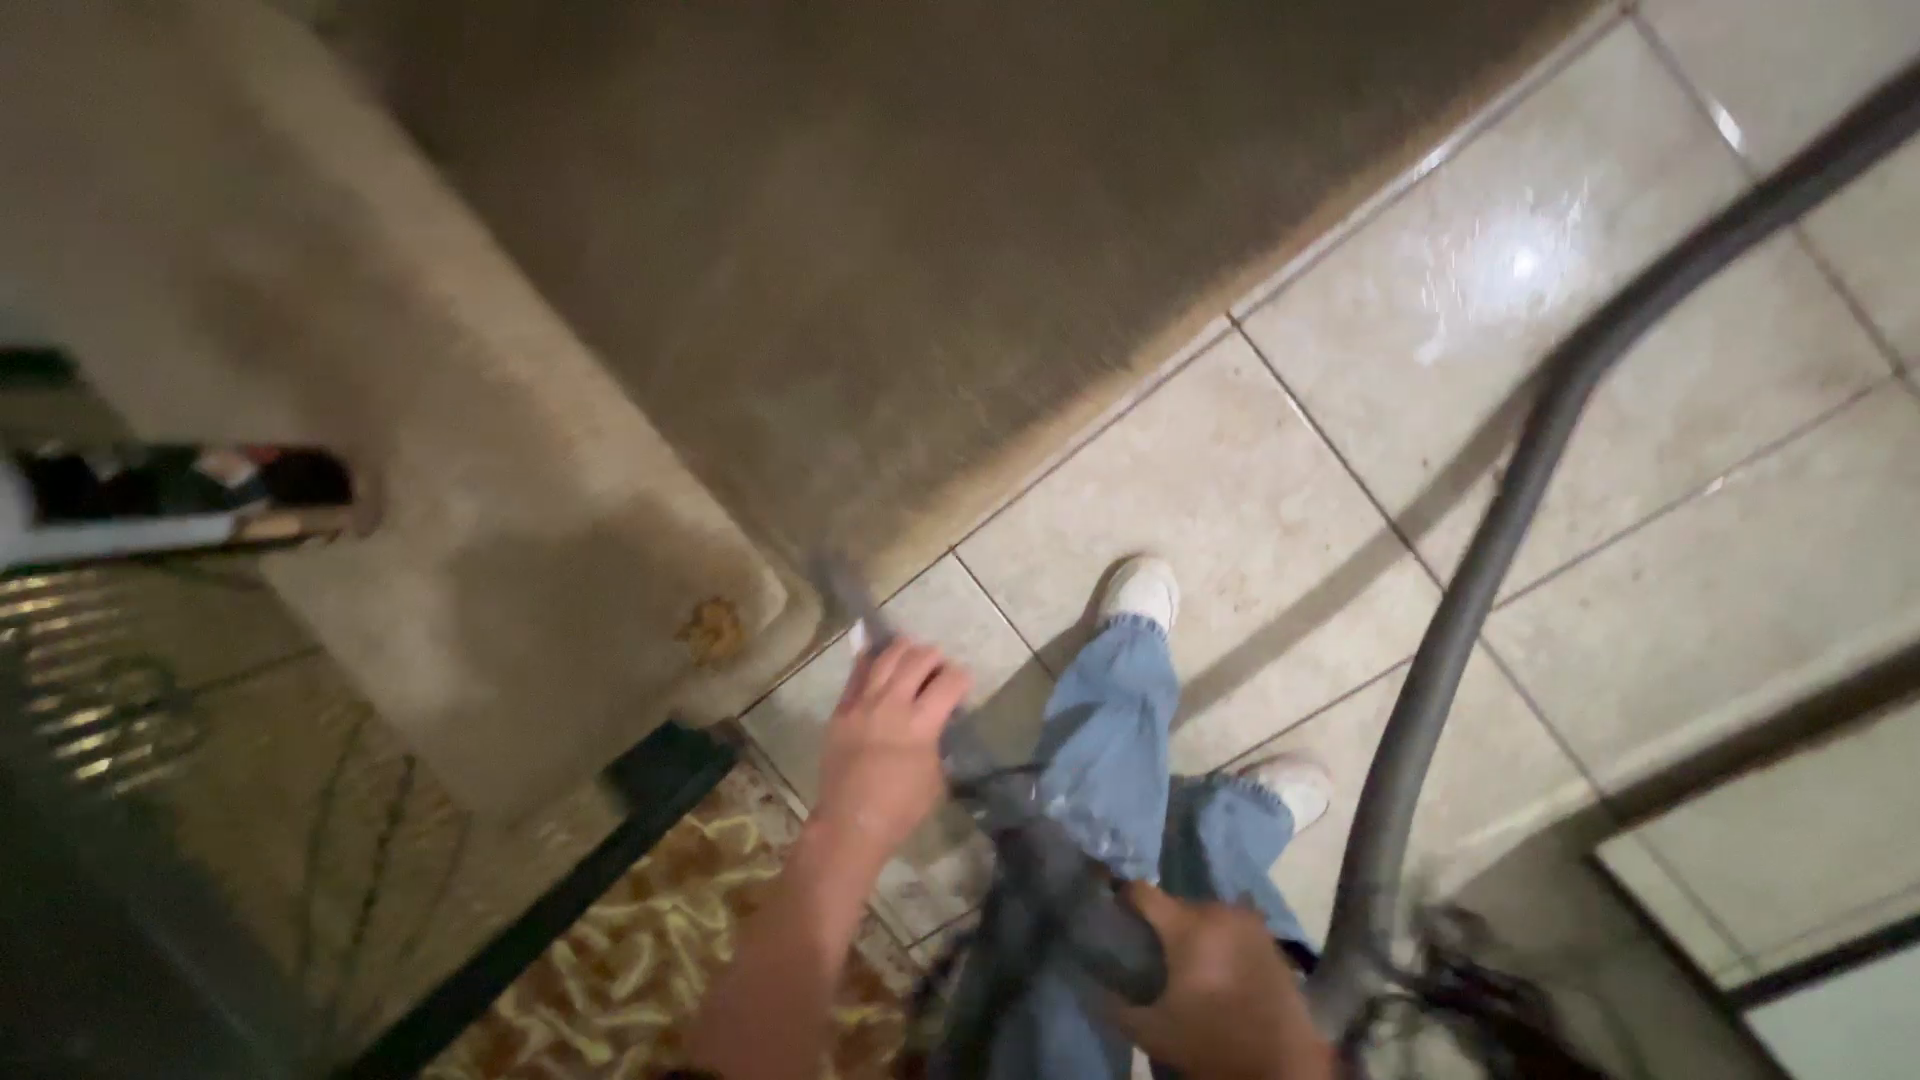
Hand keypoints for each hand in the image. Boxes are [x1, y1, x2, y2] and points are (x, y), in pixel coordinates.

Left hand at [810, 635, 970, 866]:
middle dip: (934, 657)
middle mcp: (892, 705)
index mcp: (921, 724)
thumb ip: (937, 742)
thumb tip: (936, 724)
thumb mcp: (936, 777)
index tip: (963, 682)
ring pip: (885, 659)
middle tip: (939, 664)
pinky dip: (870, 660)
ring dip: (904, 649)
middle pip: (918, 661)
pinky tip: (878, 656)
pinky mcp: (841, 710)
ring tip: (912, 649)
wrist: (850, 822)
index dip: (961, 678)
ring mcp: (863, 704)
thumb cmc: (901, 808)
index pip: (949, 683)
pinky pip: (856, 674)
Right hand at [1113, 883, 1337, 1079]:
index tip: (1116, 917)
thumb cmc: (1213, 1045)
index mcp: (1186, 925)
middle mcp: (1218, 912)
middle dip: (1163, 924)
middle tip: (1155, 954)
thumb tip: (1095, 989)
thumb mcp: (1155, 1033)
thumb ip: (1119, 1007)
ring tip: (1190, 964)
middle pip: (1176, 904)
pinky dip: (1223, 943)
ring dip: (1196, 932)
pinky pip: (1235, 929)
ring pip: (1208, 915)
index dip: (1123, 900)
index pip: (1142, 891)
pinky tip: (1221, 973)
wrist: (1285, 1070)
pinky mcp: (1271, 941)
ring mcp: (1249, 924)